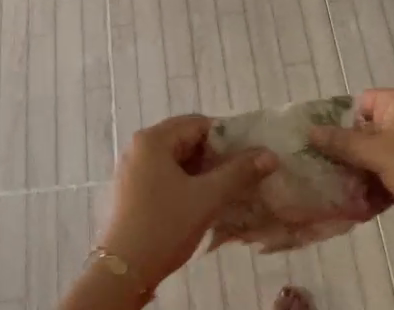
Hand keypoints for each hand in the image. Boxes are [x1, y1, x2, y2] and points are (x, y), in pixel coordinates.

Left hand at [100, 115, 277, 291]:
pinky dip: (185, 182)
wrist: (124, 270)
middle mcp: (139, 146)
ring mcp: (132, 168)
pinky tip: (201, 201)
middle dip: (214, 156)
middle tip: (239, 175)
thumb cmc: (165, 225)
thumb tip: (269, 155)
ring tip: (225, 189)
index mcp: (153, 139)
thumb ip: (239, 173)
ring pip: (175, 159)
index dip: (226, 137)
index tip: (247, 157)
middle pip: (185, 140)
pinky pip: (164, 175)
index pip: (197, 124)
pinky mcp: (131, 190)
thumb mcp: (207, 198)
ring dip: (201, 171)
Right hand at [308, 88, 393, 242]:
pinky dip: (375, 191)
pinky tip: (358, 209)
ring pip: (374, 160)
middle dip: (345, 156)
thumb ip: (343, 143)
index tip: (316, 143)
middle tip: (321, 175)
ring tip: (337, 196)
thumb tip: (310, 130)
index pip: (356, 104)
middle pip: (363, 134)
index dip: (337, 121)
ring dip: (358, 178)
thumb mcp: (379, 153)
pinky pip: (388, 178)